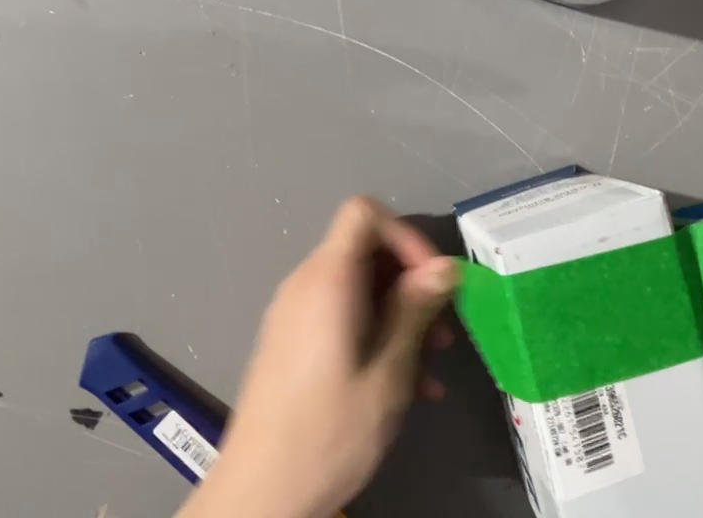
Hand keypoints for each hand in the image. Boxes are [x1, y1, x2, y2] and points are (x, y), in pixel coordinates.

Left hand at [183, 197, 458, 517]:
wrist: (257, 496)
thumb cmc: (327, 433)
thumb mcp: (387, 373)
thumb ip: (415, 311)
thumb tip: (445, 266)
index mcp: (328, 280)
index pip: (364, 212)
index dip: (404, 234)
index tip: (432, 278)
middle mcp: (307, 284)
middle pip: (366, 250)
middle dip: (411, 281)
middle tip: (442, 331)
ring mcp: (296, 313)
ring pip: (360, 286)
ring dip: (400, 314)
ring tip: (431, 365)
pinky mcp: (293, 341)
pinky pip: (342, 314)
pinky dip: (377, 333)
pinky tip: (406, 384)